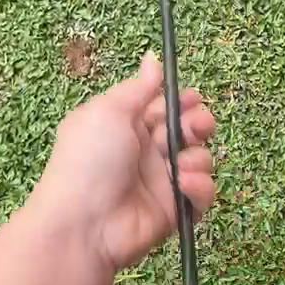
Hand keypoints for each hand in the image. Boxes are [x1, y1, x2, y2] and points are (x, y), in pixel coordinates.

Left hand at [27, 54, 218, 273]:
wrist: (84, 224)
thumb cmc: (88, 161)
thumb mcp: (107, 112)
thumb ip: (137, 88)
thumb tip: (153, 60)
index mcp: (127, 126)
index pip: (164, 107)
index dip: (182, 100)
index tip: (192, 97)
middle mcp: (147, 154)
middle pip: (187, 132)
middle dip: (197, 124)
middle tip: (195, 127)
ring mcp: (162, 184)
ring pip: (199, 161)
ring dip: (198, 157)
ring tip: (180, 164)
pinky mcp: (174, 212)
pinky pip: (200, 196)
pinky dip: (199, 188)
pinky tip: (182, 185)